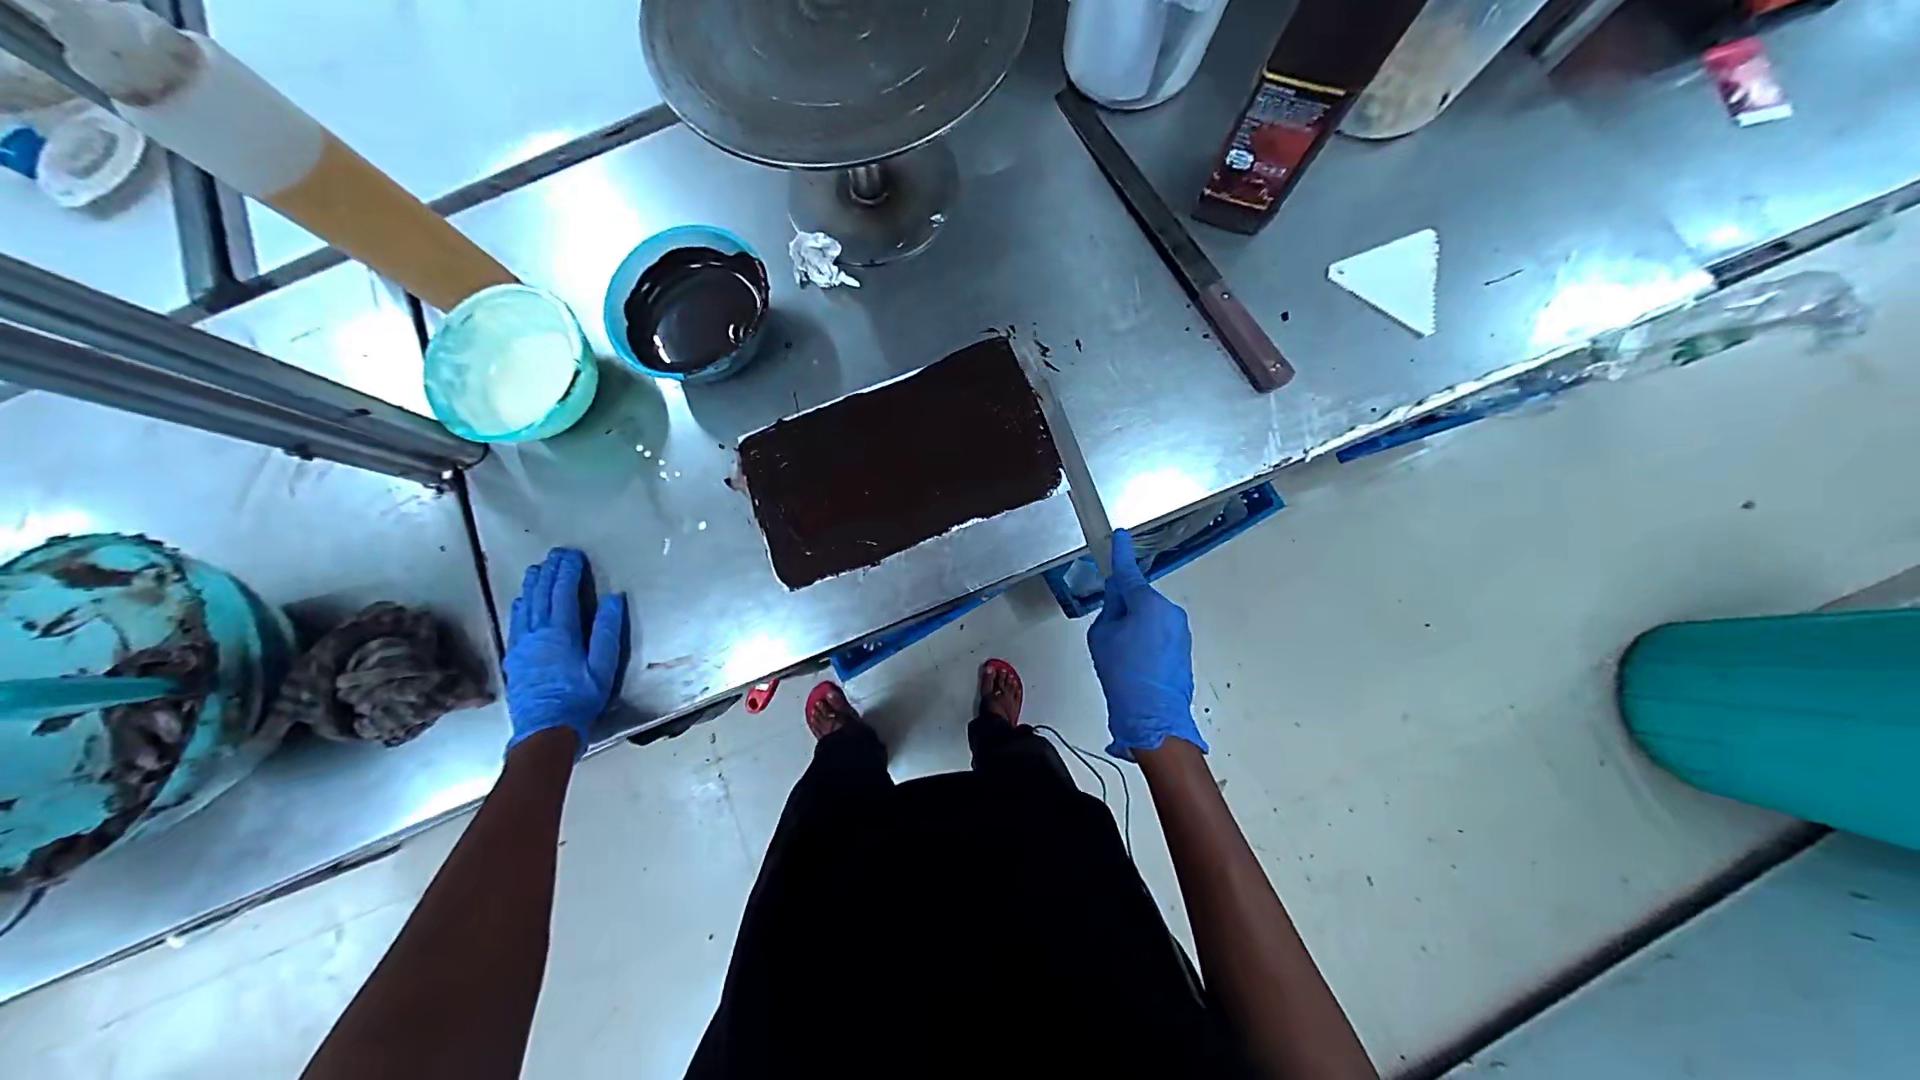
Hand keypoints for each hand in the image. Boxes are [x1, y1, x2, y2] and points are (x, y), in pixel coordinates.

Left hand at [504, 548, 625, 756]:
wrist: (544, 730)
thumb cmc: (580, 699)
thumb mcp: (604, 666)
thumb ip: (608, 630)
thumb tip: (614, 599)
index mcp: (561, 632)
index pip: (563, 593)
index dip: (568, 571)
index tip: (573, 555)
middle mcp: (537, 633)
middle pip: (541, 594)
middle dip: (550, 572)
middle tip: (556, 555)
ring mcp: (522, 644)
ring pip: (526, 605)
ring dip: (533, 584)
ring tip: (538, 569)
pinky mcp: (514, 656)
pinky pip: (516, 621)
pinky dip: (521, 604)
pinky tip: (523, 600)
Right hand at [1087, 529, 1206, 759]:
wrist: (1153, 718)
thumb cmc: (1125, 677)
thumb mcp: (1102, 636)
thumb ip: (1110, 609)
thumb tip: (1118, 598)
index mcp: (1148, 603)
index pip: (1129, 571)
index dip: (1121, 553)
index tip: (1120, 537)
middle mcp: (1170, 612)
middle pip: (1139, 598)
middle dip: (1123, 608)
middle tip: (1109, 635)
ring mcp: (1180, 631)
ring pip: (1149, 617)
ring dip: (1135, 628)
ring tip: (1123, 657)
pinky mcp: (1184, 648)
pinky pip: (1160, 634)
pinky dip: (1146, 642)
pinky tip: (1135, 665)